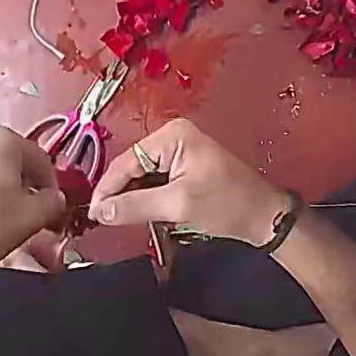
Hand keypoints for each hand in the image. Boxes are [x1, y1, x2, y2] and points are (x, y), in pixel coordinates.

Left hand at [0, 128, 66, 311]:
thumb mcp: (33, 217)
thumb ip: (53, 202)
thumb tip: (54, 200)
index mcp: (4, 139)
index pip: (41, 159)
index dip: (52, 185)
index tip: (54, 205)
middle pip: (11, 161)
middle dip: (23, 185)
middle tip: (29, 213)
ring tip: (0, 221)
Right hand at [89, 119, 290, 244]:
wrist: (263, 215)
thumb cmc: (226, 205)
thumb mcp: (178, 205)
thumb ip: (135, 206)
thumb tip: (99, 211)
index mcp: (172, 135)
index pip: (126, 161)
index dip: (107, 189)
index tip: (92, 214)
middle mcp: (173, 136)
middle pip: (132, 166)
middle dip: (118, 193)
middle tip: (102, 220)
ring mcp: (179, 150)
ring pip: (141, 175)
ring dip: (130, 197)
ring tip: (115, 220)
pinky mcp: (184, 165)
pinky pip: (155, 179)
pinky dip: (146, 196)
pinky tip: (137, 213)